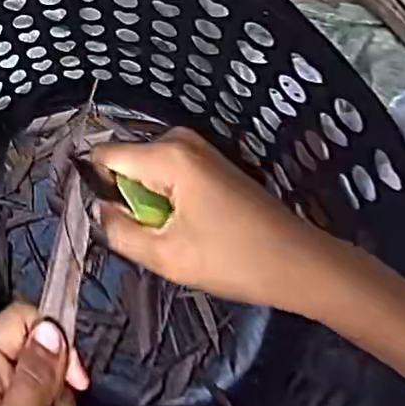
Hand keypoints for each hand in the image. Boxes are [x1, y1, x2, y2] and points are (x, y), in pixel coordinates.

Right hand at [93, 128, 346, 316]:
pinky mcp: (208, 158)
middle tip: (157, 232)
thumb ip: (117, 231)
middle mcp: (178, 140)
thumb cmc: (237, 262)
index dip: (99, 187)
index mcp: (165, 156)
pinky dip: (167, 197)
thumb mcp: (165, 258)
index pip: (102, 155)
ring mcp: (196, 146)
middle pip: (123, 162)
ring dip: (148, 199)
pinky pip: (163, 171)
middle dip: (128, 196)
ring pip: (142, 169)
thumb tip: (98, 210)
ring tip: (178, 231)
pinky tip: (194, 224)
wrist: (306, 266)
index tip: (119, 218)